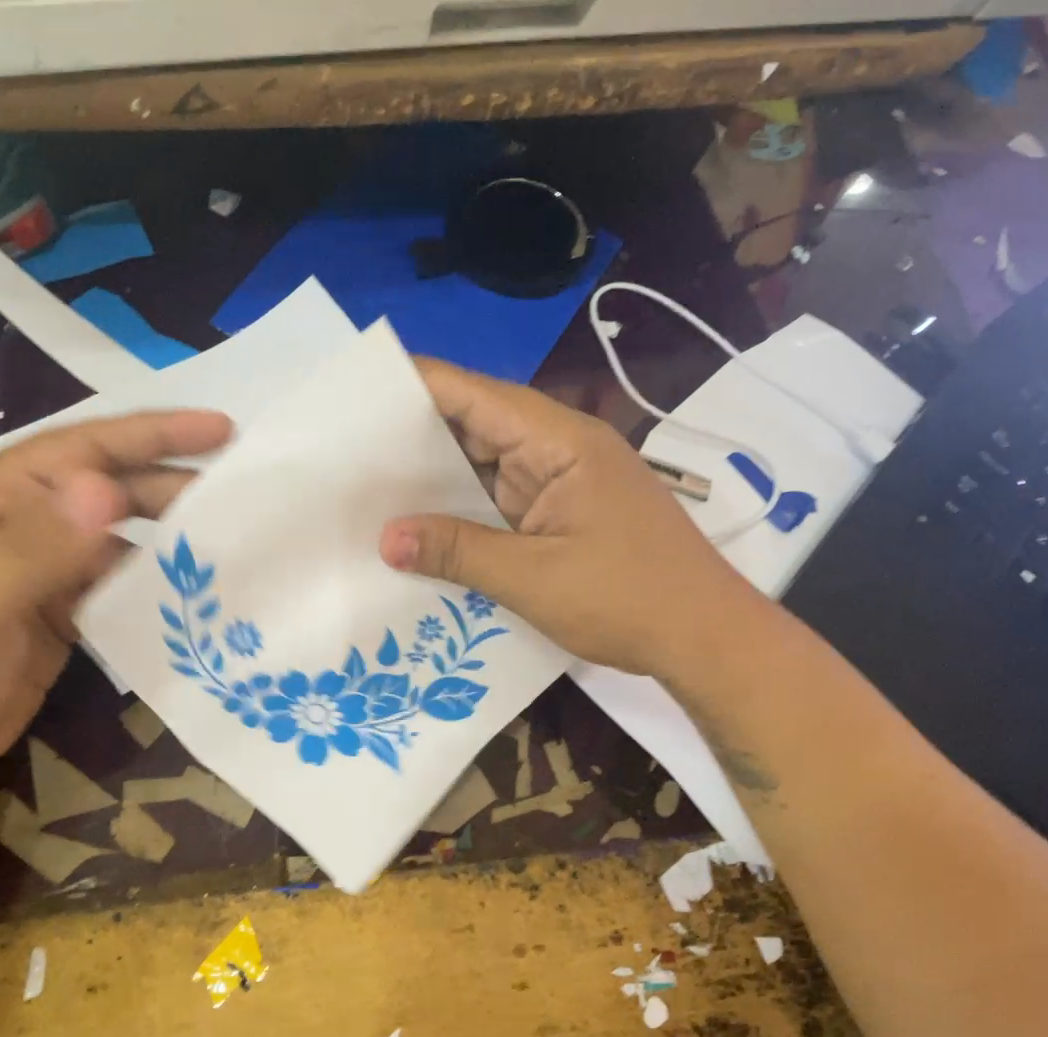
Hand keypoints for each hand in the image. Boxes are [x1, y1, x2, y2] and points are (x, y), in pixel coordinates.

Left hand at [0, 411, 232, 782]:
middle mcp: (24, 518)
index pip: (85, 447)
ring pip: (121, 530)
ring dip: (171, 527)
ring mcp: (44, 564)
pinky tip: (194, 582)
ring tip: (230, 530)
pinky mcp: (62, 606)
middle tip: (242, 485)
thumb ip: (35, 547)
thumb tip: (106, 487)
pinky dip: (156, 574)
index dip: (154, 434)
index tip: (222, 429)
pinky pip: (119, 577)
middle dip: (173, 478)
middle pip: (111, 483)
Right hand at [379, 358, 757, 675]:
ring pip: (481, 462)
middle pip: (472, 422)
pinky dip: (458, 507)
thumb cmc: (629, 598)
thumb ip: (458, 552)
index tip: (352, 395)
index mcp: (558, 441)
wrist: (706, 638)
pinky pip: (495, 496)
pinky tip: (415, 524)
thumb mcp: (535, 579)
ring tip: (363, 485)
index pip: (473, 395)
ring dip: (431, 475)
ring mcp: (557, 481)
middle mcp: (556, 448)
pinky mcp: (556, 512)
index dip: (413, 386)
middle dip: (410, 434)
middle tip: (341, 449)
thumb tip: (384, 540)